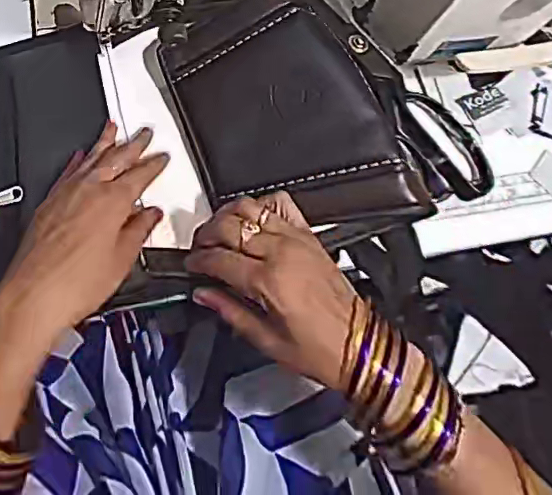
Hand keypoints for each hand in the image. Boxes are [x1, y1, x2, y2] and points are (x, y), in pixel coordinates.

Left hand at [0, 121, 166, 354]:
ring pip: (91, 158)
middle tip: (144, 133)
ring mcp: (67, 193)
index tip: (161, 157)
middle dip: (134, 144)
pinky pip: (67, 170)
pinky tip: (79, 155)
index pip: (140, 175)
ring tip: (112, 127)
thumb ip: (138, 231)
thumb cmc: (73, 285)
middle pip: (117, 158)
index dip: (154, 164)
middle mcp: (89, 190)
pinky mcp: (49, 201)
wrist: (32, 296)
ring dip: (104, 141)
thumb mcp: (121, 260)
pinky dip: (77, 160)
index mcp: (113, 201)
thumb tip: (149, 216)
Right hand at [185, 192, 360, 392]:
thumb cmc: (320, 348)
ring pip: (249, 207)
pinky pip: (280, 203)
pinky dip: (261, 204)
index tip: (192, 264)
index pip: (219, 258)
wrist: (358, 344)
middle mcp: (281, 252)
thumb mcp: (267, 341)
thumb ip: (230, 311)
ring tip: (219, 230)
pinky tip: (252, 217)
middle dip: (206, 235)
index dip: (198, 260)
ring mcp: (295, 237)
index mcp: (269, 281)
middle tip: (200, 248)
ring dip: (227, 215)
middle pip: (228, 226)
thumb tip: (204, 294)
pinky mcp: (307, 233)